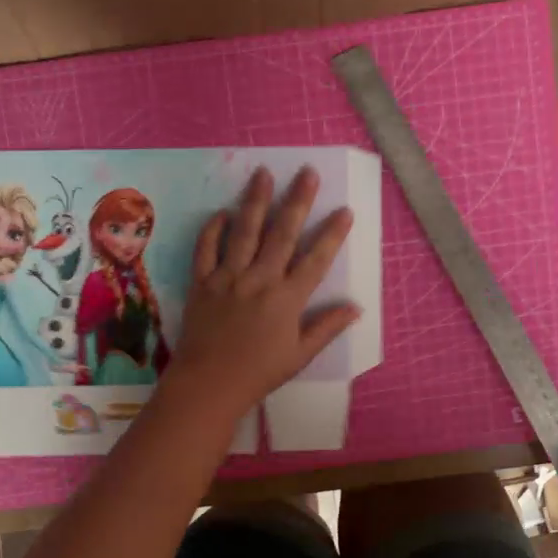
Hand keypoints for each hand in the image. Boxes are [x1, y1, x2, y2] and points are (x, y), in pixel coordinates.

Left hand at [165, 166, 358, 419]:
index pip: (316, 259)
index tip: (344, 211)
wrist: (208, 384)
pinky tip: (222, 211)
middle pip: (282, 233)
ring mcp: (228, 278)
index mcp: (287, 299)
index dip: (332, 234)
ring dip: (256, 200)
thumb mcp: (300, 355)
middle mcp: (260, 280)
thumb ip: (326, 328)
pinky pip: (206, 249)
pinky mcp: (202, 282)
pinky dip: (213, 229)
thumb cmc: (258, 373)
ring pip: (245, 231)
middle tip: (307, 173)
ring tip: (263, 174)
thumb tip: (355, 308)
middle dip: (298, 201)